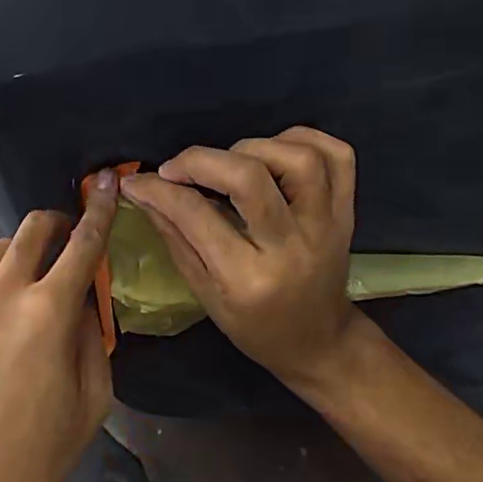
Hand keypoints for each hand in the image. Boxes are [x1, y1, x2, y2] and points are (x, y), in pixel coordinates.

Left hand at [0, 172, 118, 481]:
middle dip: (52, 224)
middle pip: (28, 230)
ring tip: (22, 299)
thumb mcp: (90, 400)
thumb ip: (92, 337)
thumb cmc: (37, 454)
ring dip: (16, 263)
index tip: (107, 183)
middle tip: (62, 239)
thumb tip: (85, 299)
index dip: (98, 211)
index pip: (81, 245)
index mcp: (47, 312)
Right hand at [118, 128, 359, 386]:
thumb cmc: (253, 324)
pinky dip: (300, 139)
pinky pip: (337, 155)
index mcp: (248, 278)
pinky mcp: (347, 212)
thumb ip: (173, 234)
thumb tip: (141, 189)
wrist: (320, 342)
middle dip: (199, 160)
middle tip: (176, 169)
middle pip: (249, 176)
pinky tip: (270, 151)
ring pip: (297, 158)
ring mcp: (327, 226)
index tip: (135, 181)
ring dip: (252, 147)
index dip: (157, 188)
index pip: (195, 213)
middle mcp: (291, 247)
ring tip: (227, 162)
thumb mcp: (202, 291)